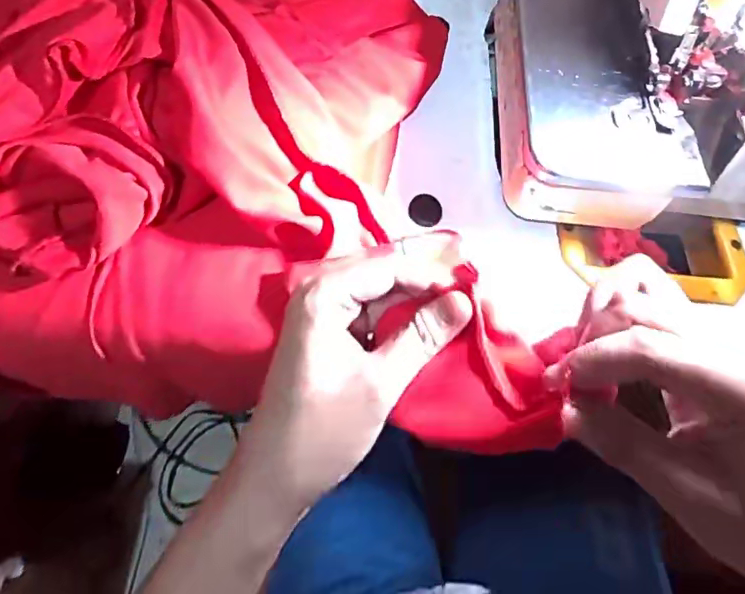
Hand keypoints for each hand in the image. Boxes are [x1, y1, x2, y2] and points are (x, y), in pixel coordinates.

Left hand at [240, 236, 474, 512]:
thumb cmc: (323, 431)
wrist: (274, 479)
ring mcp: (321, 307)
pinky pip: (370, 307)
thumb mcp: (380, 384)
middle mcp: (319, 288)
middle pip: (383, 271)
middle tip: (468, 293)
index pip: (389, 266)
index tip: (471, 290)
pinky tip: (426, 323)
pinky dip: (397, 315)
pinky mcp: (327, 327)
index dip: (431, 276)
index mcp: (324, 293)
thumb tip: (464, 301)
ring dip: (414, 299)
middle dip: (425, 282)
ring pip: (379, 288)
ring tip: (455, 306)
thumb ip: (423, 336)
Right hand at [546, 257, 744, 593]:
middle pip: (642, 302)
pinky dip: (616, 312)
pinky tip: (603, 347)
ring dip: (603, 309)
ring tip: (585, 353)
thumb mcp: (682, 493)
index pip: (649, 345)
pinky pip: (651, 299)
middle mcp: (728, 344)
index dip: (594, 357)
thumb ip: (621, 443)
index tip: (558, 384)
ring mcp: (716, 335)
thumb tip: (564, 408)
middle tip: (569, 378)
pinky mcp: (701, 338)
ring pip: (645, 283)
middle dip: (594, 332)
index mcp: (735, 383)